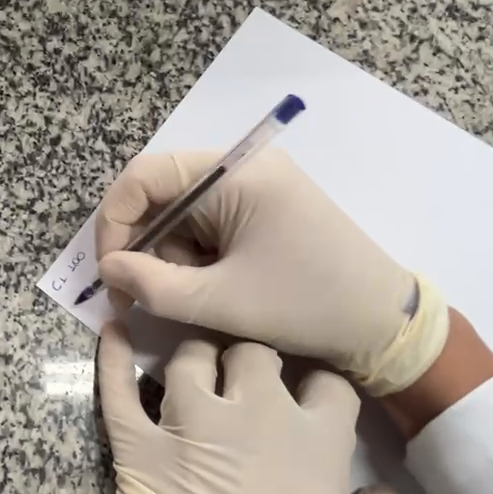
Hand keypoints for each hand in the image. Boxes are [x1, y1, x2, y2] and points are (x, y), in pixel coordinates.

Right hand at [96, 149, 447, 394]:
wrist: (385, 326)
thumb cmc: (307, 307)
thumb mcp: (221, 302)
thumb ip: (153, 285)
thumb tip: (108, 270)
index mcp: (235, 175)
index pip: (144, 175)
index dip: (114, 221)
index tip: (112, 272)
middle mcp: (241, 167)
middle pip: (159, 193)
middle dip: (143, 245)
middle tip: (140, 293)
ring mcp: (252, 185)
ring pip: (177, 212)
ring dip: (169, 255)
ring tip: (195, 295)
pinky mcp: (260, 206)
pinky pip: (203, 222)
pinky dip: (193, 255)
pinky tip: (212, 285)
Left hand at [99, 323, 399, 493]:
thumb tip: (386, 491)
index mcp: (317, 454)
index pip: (327, 385)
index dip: (321, 389)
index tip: (313, 400)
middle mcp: (252, 423)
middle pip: (254, 354)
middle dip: (255, 363)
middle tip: (249, 385)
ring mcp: (187, 431)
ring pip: (192, 356)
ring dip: (196, 359)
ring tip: (196, 372)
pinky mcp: (134, 450)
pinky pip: (116, 388)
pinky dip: (111, 355)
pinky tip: (113, 329)